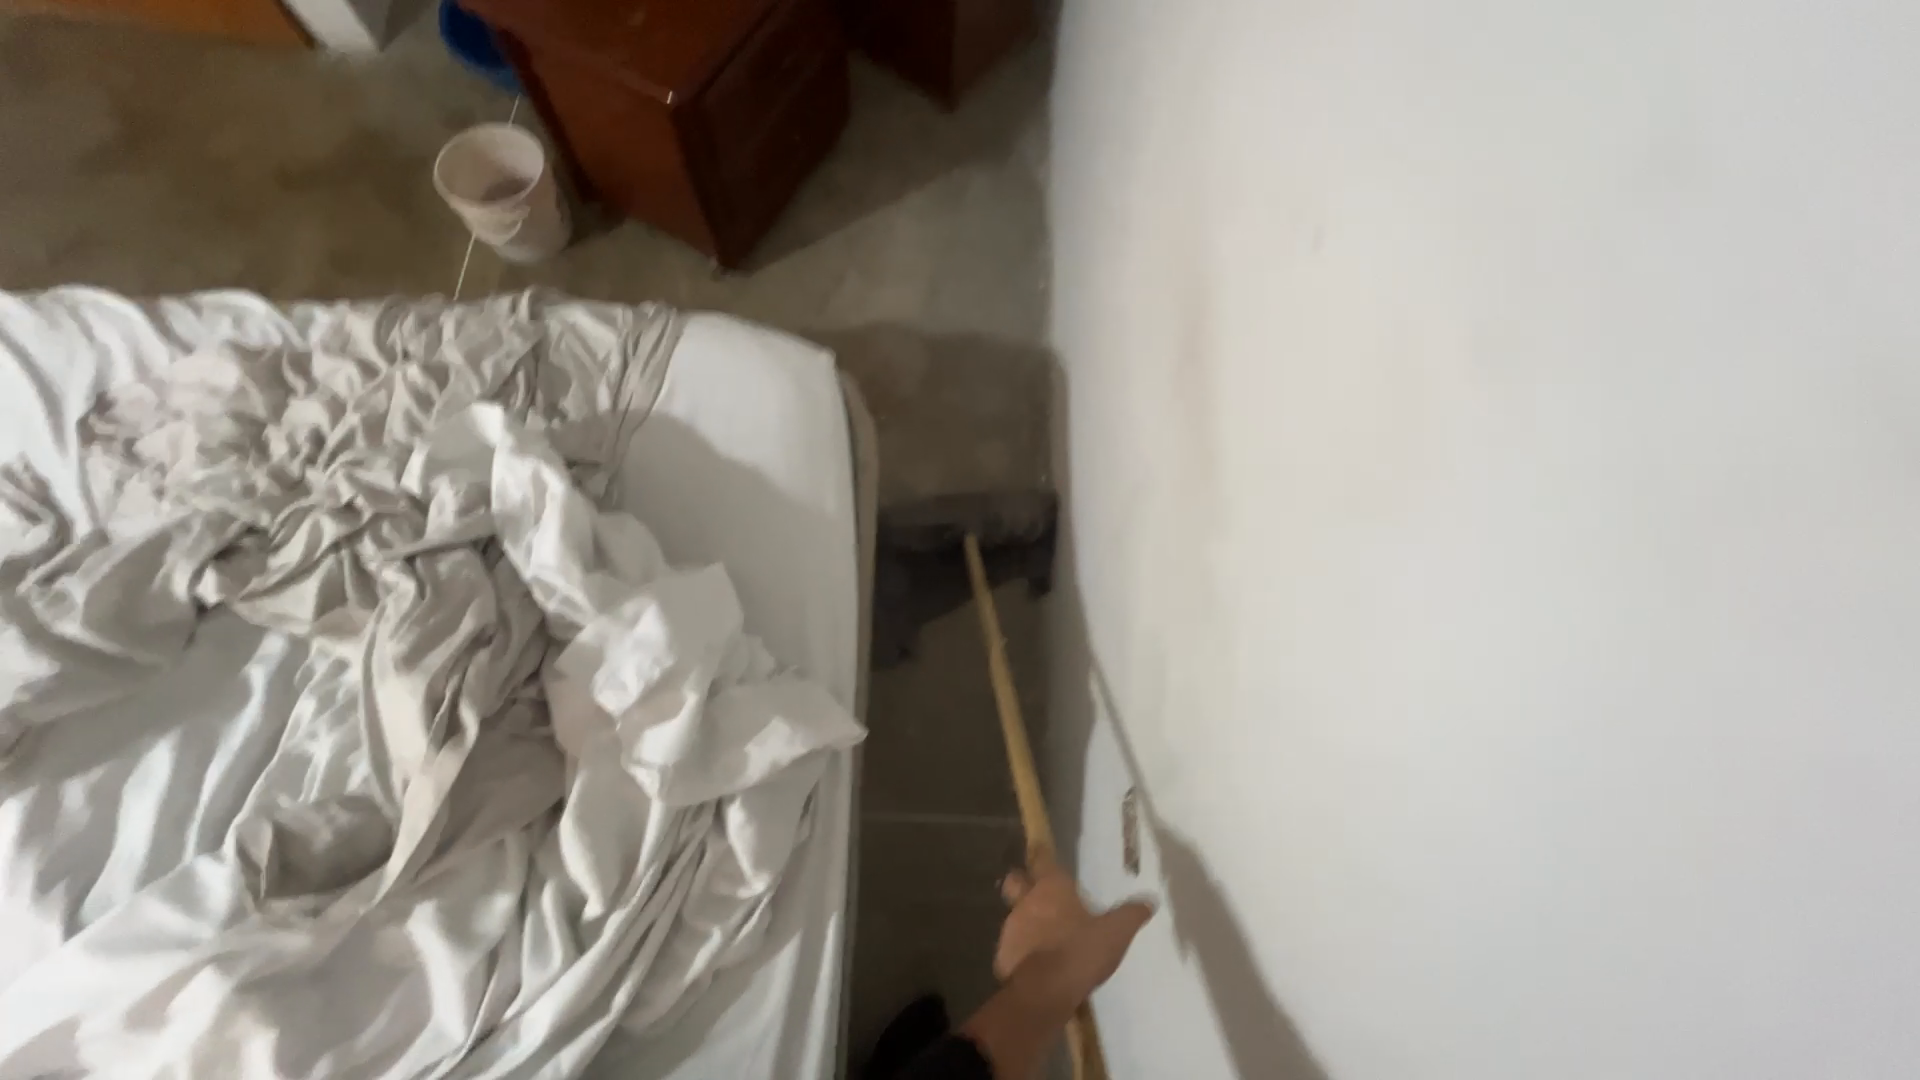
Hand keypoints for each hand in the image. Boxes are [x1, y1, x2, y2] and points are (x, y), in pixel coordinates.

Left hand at [993, 853, 1154, 1013]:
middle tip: (1038, 895)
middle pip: (1016, 880)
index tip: (1044, 856)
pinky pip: (1012, 946)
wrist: (1045, 991)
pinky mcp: (1003, 954)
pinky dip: (1022, 952)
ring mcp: (1011, 927)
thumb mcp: (1115, 934)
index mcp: (1051, 887)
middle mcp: (1027, 900)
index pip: (1041, 859)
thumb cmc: (1080, 952)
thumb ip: (1131, 915)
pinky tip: (1037, 965)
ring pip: (1014, 914)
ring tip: (1044, 937)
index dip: (1042, 856)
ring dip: (1026, 921)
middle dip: (1022, 883)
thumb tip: (1149, 901)